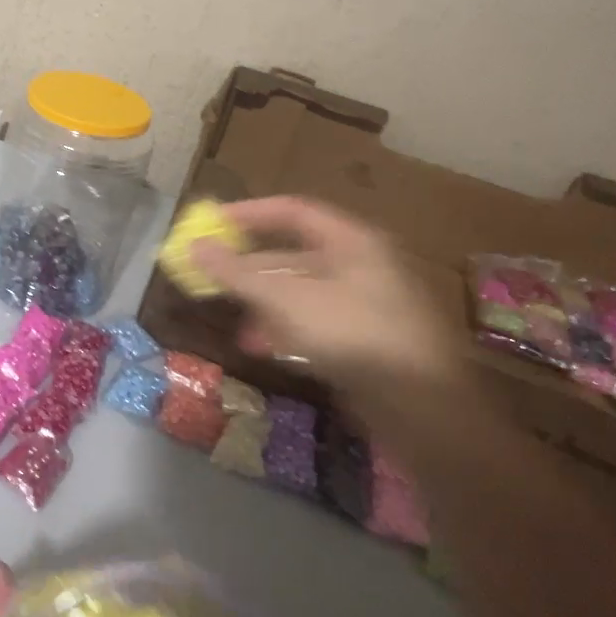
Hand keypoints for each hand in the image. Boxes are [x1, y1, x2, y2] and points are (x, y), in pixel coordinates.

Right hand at [190, 196, 463, 404]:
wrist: (422, 406)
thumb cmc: (352, 334)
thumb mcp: (286, 300)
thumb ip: (237, 273)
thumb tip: (193, 246)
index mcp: (350, 241)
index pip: (292, 211)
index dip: (248, 214)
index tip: (210, 223)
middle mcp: (361, 265)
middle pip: (294, 254)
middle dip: (250, 268)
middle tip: (212, 277)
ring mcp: (366, 304)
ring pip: (302, 292)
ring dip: (264, 304)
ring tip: (235, 323)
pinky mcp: (366, 341)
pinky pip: (316, 322)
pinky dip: (286, 328)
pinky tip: (264, 347)